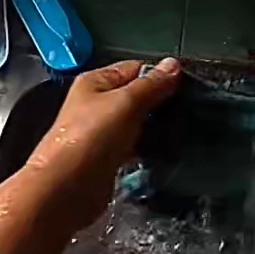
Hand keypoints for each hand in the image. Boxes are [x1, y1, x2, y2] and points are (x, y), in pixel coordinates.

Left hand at [26, 57, 180, 220]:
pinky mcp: (109, 157)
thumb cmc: (91, 137)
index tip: (187, 83)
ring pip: (137, 121)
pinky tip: (168, 151)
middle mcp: (98, 103)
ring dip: (156, 126)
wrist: (65, 190)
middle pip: (136, 95)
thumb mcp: (125, 103)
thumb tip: (174, 63)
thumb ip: (151, 85)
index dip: (159, 74)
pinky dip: (149, 147)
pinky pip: (134, 145)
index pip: (134, 68)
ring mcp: (103, 131)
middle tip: (189, 108)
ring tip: (183, 128)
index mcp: (96, 82)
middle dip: (160, 101)